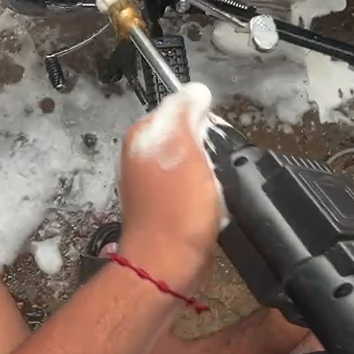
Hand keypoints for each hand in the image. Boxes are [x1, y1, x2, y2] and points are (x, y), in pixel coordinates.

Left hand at [117, 83, 221, 289]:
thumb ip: (186, 113)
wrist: (168, 263)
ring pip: (193, 163)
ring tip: (211, 192)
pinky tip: (208, 207)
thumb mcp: (186, 149)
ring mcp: (148, 181)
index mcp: (142, 136)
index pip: (180, 109)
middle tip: (214, 171)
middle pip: (188, 136)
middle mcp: (139, 155)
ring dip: (209, 175)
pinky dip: (204, 194)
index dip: (204, 123)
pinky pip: (191, 187)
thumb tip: (195, 89)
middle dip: (208, 151)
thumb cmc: (178, 208)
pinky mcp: (161, 204)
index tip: (214, 142)